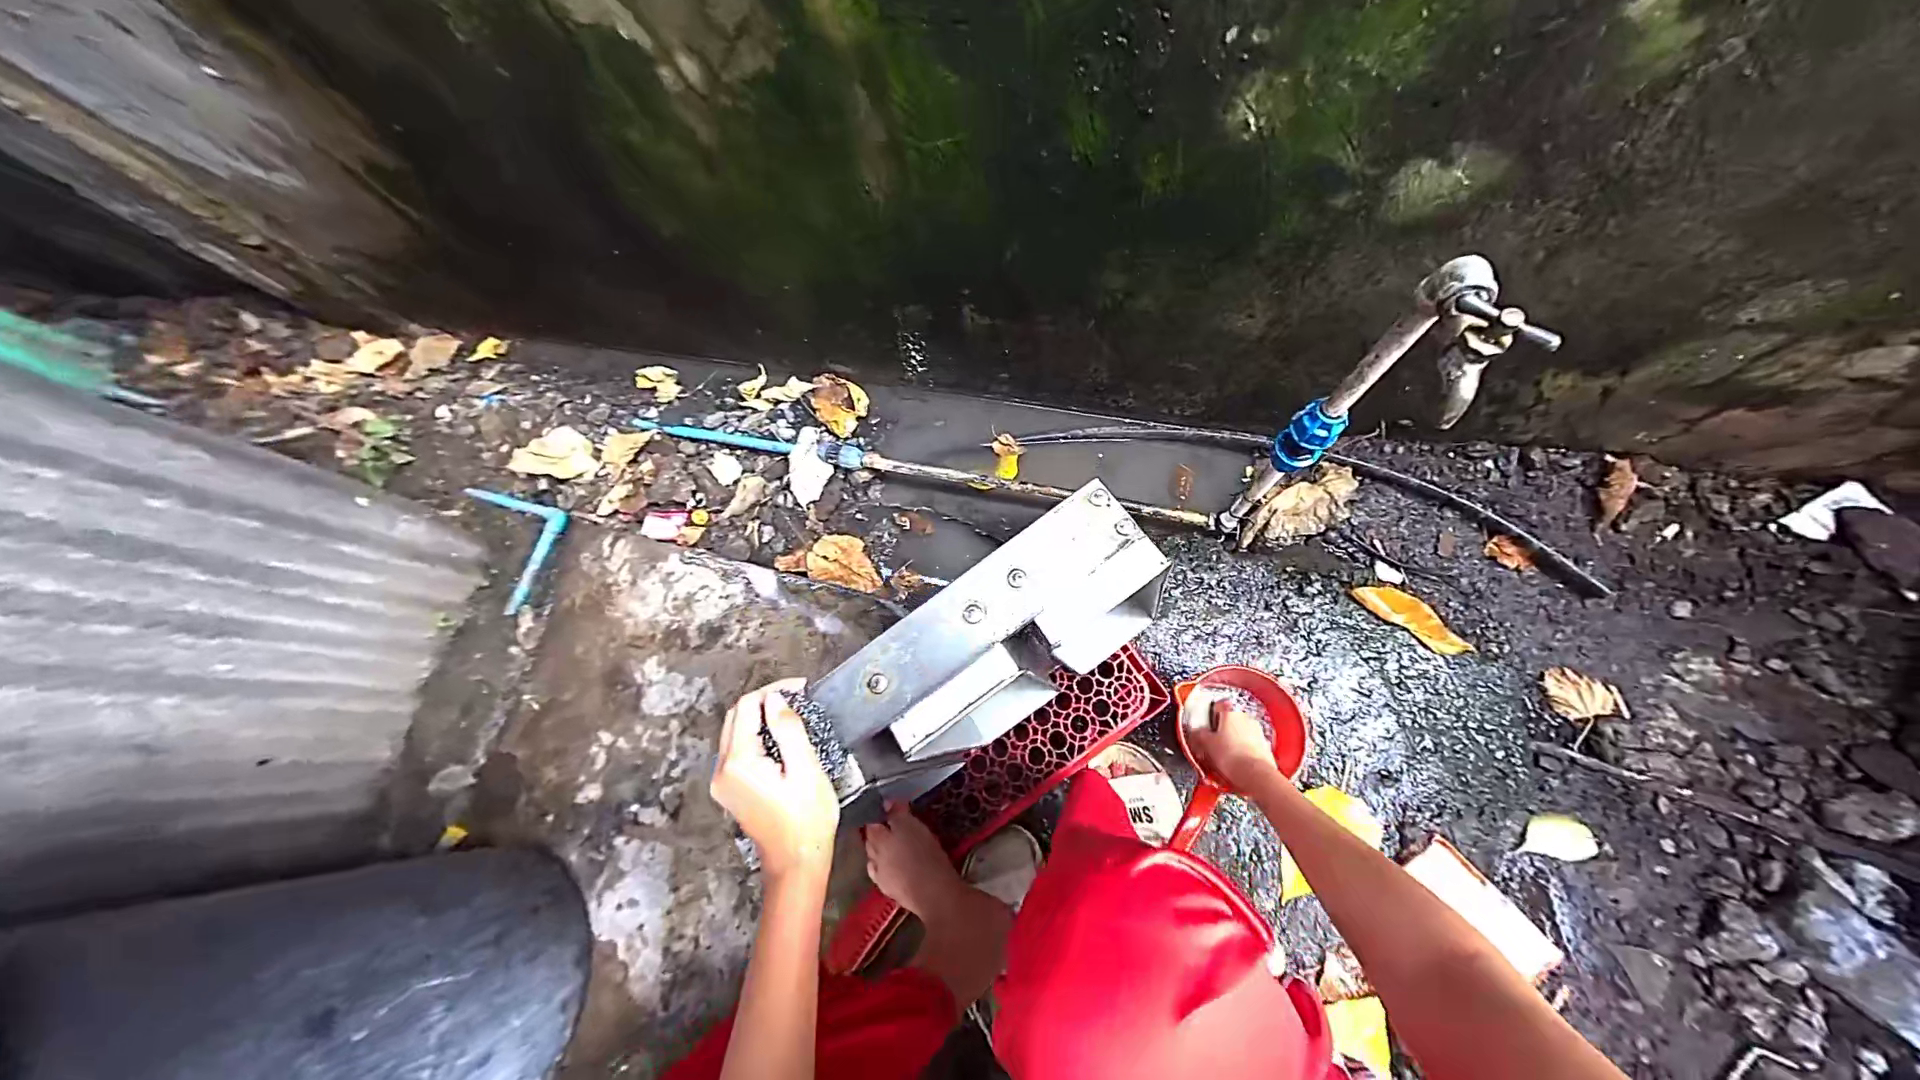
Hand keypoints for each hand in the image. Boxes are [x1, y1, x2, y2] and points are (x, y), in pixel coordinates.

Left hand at [711, 678, 839, 881]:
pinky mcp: (730, 788)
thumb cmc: (807, 820)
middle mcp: (722, 770)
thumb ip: (788, 729)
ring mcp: (723, 781)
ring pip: (735, 731)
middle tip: (797, 697)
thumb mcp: (805, 769)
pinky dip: (758, 734)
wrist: (796, 862)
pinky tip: (782, 738)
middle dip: (765, 700)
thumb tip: (776, 699)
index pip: (747, 706)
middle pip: (736, 716)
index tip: (801, 688)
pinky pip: (739, 748)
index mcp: (738, 763)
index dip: (773, 690)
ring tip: (793, 714)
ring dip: (761, 716)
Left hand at [861, 802, 962, 917]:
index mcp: (877, 839)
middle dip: (878, 833)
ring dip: (882, 853)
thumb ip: (897, 813)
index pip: (871, 823)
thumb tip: (886, 802)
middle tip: (891, 826)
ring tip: (896, 847)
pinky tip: (898, 868)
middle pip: (871, 842)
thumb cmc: (923, 854)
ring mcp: (881, 877)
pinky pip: (887, 875)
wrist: (933, 895)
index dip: (877, 814)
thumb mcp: (912, 825)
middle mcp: (874, 858)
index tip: (886, 809)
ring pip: (877, 860)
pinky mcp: (892, 893)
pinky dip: (890, 869)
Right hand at [1188, 699, 1280, 791]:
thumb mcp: (1206, 743)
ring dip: (1231, 743)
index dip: (1209, 715)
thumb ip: (1199, 734)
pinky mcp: (1265, 748)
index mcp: (1231, 712)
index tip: (1204, 725)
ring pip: (1240, 735)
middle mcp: (1246, 719)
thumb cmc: (1232, 756)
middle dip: (1220, 732)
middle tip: (1210, 745)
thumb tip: (1196, 732)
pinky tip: (1234, 766)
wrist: (1255, 775)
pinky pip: (1249, 748)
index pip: (1218, 705)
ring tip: (1221, 759)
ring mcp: (1258, 733)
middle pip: (1229, 722)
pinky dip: (1241, 754)